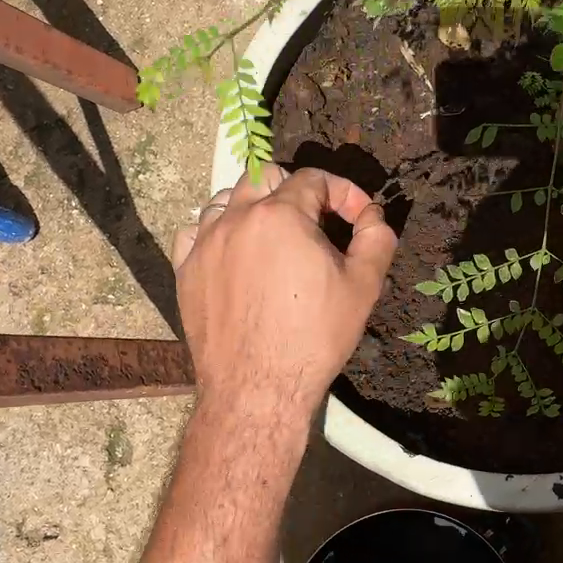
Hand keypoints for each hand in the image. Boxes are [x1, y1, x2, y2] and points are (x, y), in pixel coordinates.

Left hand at [172, 166, 396, 418]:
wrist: (258, 388)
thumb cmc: (315, 336)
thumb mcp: (364, 286)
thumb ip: (376, 238)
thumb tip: (373, 216)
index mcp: (282, 215)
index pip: (314, 179)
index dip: (344, 193)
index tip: (359, 219)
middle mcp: (237, 218)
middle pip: (264, 175)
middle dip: (296, 189)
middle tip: (318, 222)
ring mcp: (205, 243)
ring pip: (226, 198)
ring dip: (256, 205)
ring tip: (277, 236)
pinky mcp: (186, 270)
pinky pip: (196, 230)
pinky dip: (219, 231)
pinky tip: (238, 254)